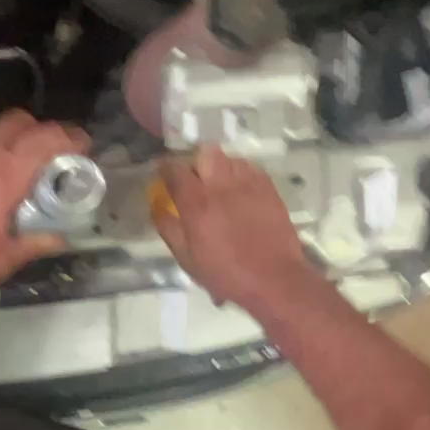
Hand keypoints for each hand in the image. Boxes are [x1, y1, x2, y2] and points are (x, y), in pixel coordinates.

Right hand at [153, 147, 320, 315]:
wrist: (273, 278)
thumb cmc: (224, 272)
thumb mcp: (186, 258)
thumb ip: (168, 228)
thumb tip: (157, 206)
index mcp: (196, 202)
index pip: (175, 170)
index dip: (165, 167)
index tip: (161, 171)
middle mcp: (221, 185)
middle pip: (206, 152)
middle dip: (196, 161)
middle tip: (194, 178)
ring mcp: (249, 184)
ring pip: (230, 158)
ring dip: (219, 167)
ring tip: (218, 185)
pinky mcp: (269, 188)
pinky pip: (251, 169)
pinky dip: (240, 174)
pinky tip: (239, 192)